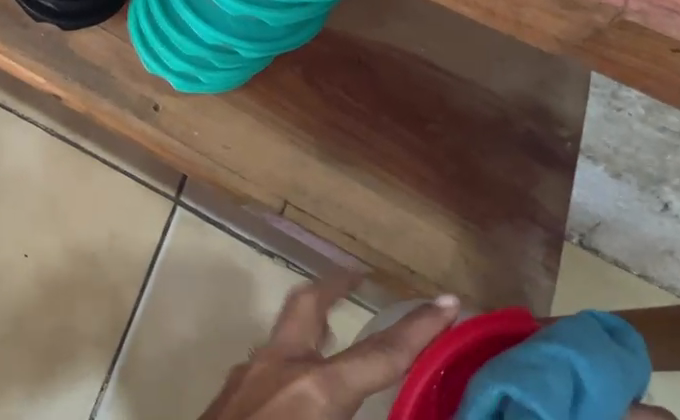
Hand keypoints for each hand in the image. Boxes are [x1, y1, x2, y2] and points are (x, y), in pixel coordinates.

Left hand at [194, 277, 677, 419]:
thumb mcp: (328, 414)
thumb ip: (363, 408)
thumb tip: (382, 393)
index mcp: (317, 388)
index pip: (382, 354)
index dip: (419, 327)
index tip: (448, 299)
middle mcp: (281, 366)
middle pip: (309, 306)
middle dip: (336, 286)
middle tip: (359, 274)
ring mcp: (248, 372)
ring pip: (285, 332)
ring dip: (312, 322)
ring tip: (335, 328)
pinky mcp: (230, 389)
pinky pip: (270, 362)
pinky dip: (293, 358)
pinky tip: (301, 381)